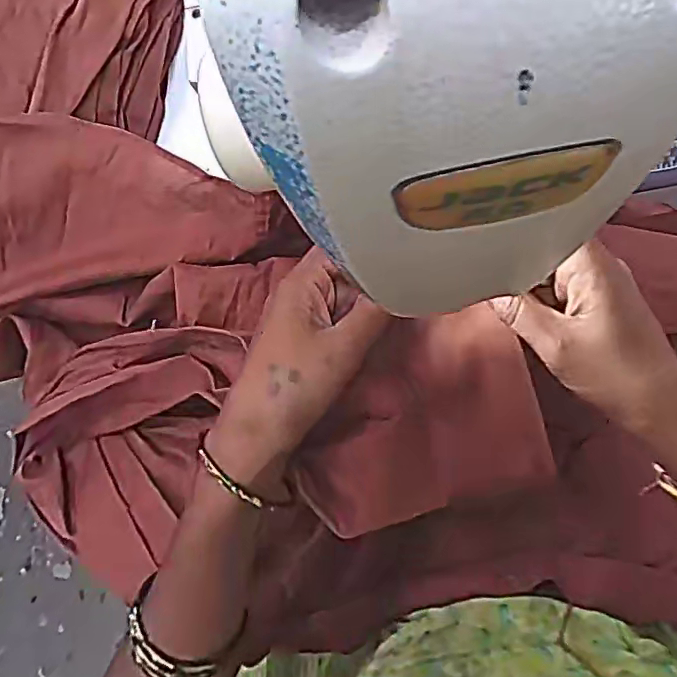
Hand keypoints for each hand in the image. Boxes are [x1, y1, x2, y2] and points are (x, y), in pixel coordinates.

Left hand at [209, 248, 392, 497]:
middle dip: (377, 273)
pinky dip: (358, 317)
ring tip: (408, 292)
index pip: (342, 244)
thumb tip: (408, 275)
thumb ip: (377, 309)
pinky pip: (338, 314)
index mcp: (302, 280)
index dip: (374, 244)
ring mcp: (301, 313)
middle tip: (417, 272)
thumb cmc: (297, 383)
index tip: (409, 244)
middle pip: (346, 268)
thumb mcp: (344, 346)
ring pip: (345, 293)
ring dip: (370, 298)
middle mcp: (299, 289)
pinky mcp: (305, 336)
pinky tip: (382, 322)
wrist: (258, 432)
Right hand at [487, 238, 676, 440]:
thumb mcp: (555, 344)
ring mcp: (603, 284)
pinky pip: (564, 290)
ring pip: (554, 272)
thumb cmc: (615, 375)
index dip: (517, 232)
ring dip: (529, 285)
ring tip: (498, 293)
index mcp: (593, 264)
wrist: (661, 408)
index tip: (486, 240)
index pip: (549, 228)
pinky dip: (544, 300)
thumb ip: (517, 312)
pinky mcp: (602, 304)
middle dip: (517, 262)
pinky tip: (525, 313)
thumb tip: (487, 290)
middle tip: (482, 272)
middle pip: (549, 248)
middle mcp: (601, 265)